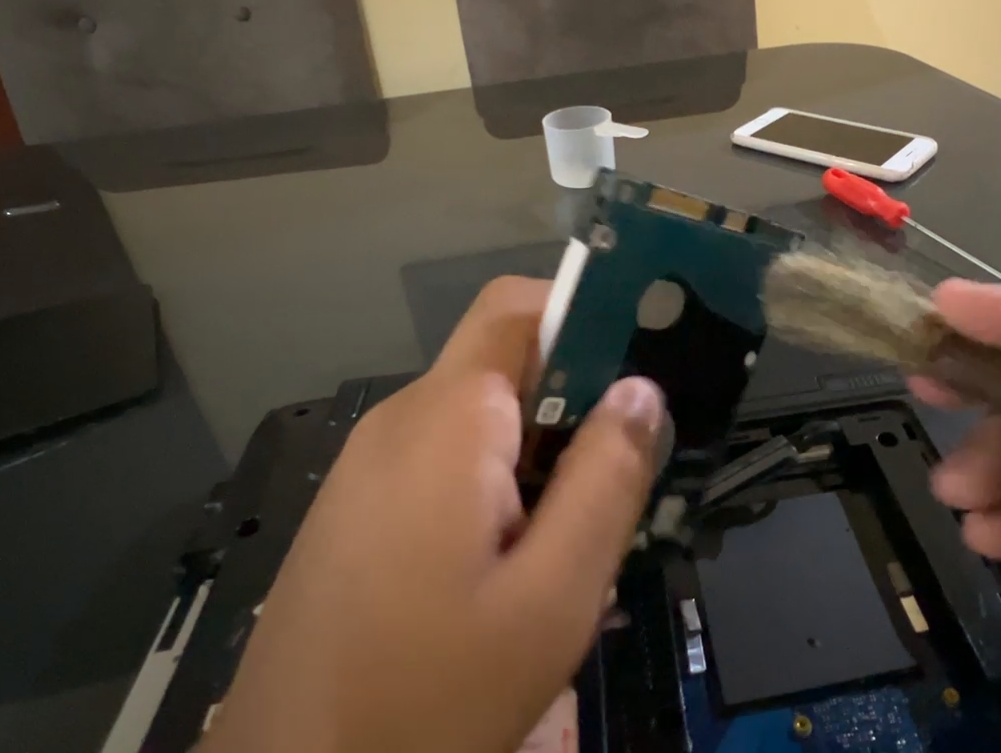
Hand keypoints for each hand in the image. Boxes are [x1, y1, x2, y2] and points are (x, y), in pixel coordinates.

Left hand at [202, 277, 663, 752]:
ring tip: (571, 543)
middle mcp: (402, 419)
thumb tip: (642, 388)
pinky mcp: (357, 507)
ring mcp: (370, 464)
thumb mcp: (550, 597)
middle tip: (618, 486)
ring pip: (481, 420)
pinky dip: (497, 486)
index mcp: (449, 417)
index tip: (643, 375)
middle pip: (507, 364)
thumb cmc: (429, 694)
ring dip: (540, 456)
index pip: (520, 306)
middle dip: (575, 406)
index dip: (588, 317)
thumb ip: (605, 480)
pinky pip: (445, 462)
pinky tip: (511, 568)